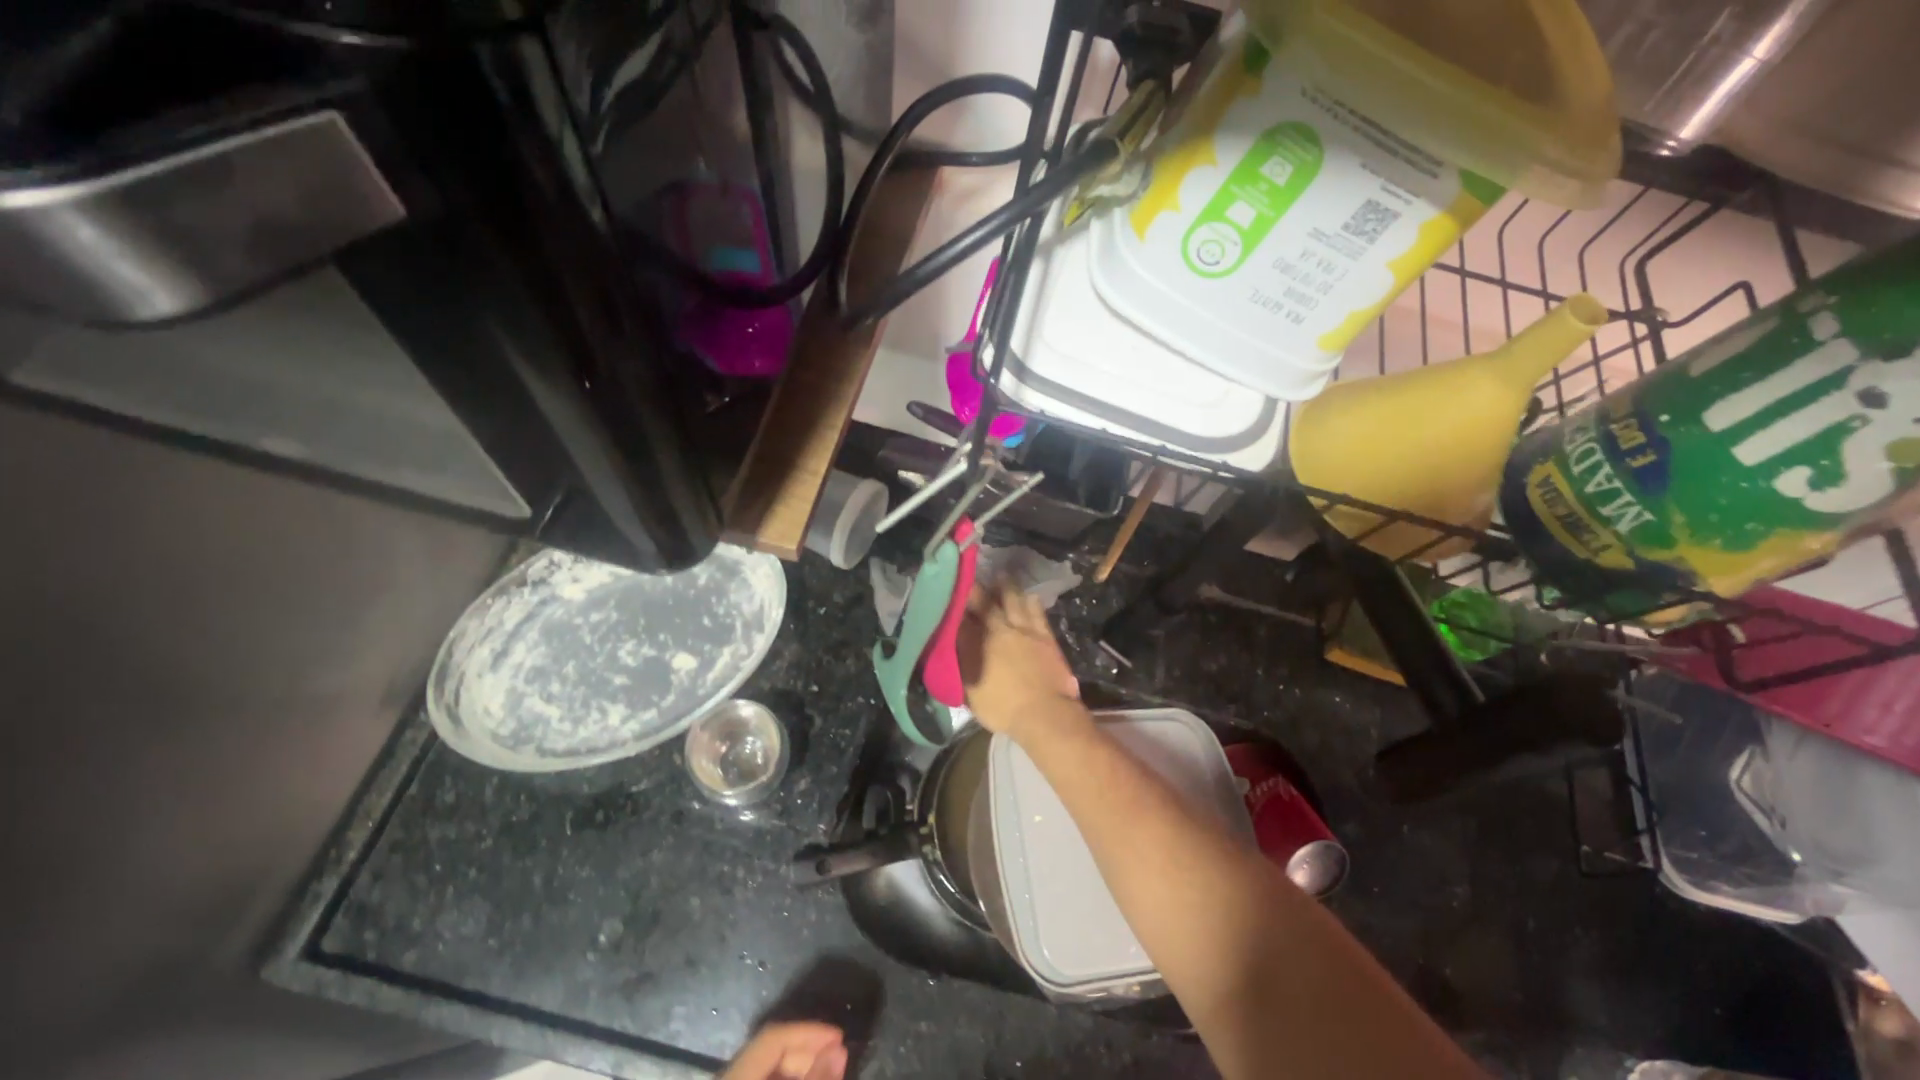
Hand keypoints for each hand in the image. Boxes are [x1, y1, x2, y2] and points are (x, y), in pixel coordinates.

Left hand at [718, 1022, 847, 1079]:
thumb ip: (815, 1077)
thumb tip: (839, 1049)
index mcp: (737, 1071)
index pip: (773, 1036)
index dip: (808, 1032)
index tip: (839, 1036)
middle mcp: (732, 1072)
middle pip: (772, 1051)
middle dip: (808, 1051)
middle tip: (839, 1056)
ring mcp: (736, 1079)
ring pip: (771, 1068)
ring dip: (803, 1067)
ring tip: (829, 1070)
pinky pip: (767, 1078)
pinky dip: (791, 1078)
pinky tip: (809, 1078)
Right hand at [957, 584, 1081, 741]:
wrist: (1044, 714)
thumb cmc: (1002, 708)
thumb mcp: (970, 692)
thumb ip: (960, 667)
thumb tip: (950, 650)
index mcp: (977, 644)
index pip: (961, 618)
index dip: (955, 605)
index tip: (950, 594)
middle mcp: (999, 630)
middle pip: (985, 603)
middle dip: (976, 590)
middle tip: (971, 578)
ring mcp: (1025, 631)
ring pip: (1013, 601)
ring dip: (1005, 588)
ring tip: (1000, 577)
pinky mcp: (1045, 636)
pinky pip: (1037, 612)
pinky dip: (1031, 602)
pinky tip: (1029, 596)